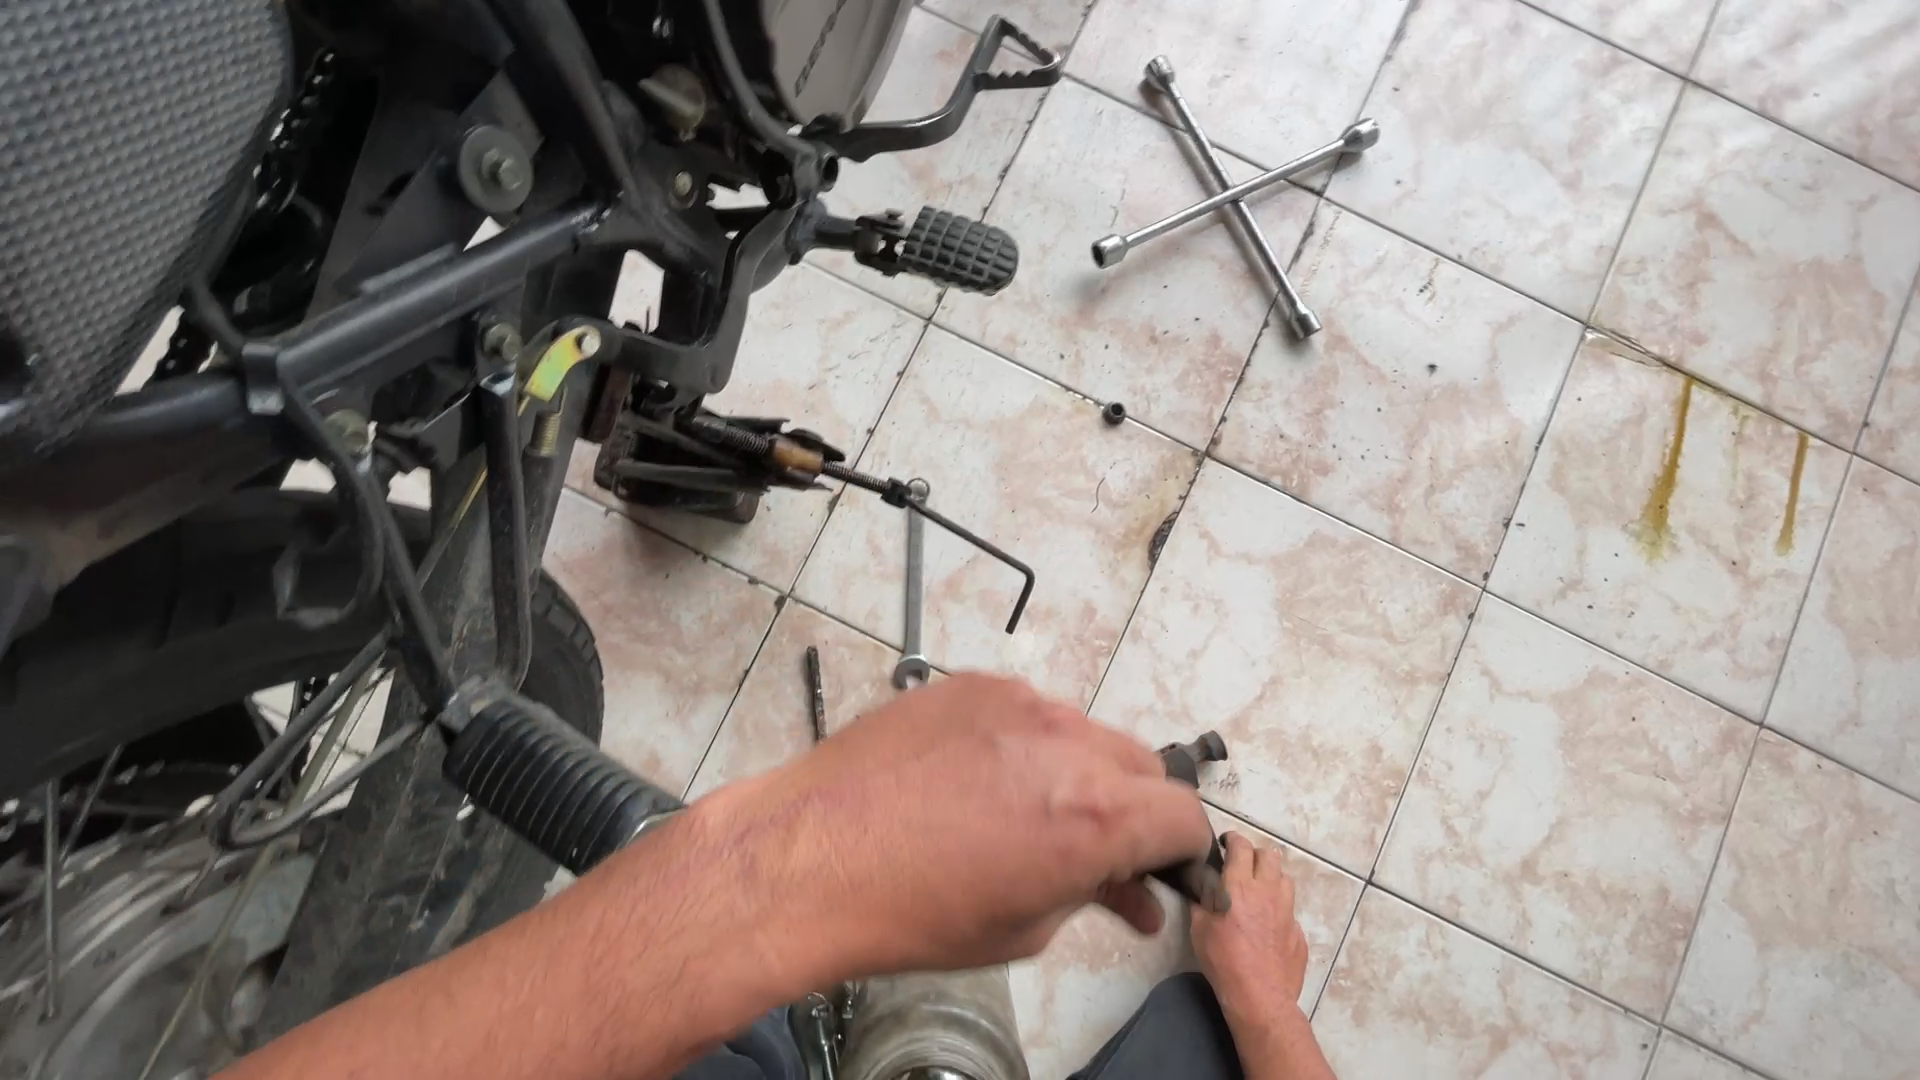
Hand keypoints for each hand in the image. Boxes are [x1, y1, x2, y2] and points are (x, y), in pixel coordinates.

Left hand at [690, 673, 1212, 979]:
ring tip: (1022, 807)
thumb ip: (1094, 893)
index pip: (1185, 815)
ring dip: (1078, 770)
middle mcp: (1066, 741)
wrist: (813, 852)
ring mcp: (1017, 700)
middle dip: (1133, 808)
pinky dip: (1026, 741)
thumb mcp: (1025, 925)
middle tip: (1090, 845)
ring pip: (1083, 731)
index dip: (1179, 850)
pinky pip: (1027, 709)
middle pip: (1143, 764)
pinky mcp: (972, 681)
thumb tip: (1132, 893)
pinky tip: (979, 772)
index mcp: (1094, 814)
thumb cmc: (917, 912)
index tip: (1154, 869)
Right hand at [1191, 833, 1309, 1019]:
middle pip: (1269, 856)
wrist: (1259, 998)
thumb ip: (1201, 900)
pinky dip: (1278, 911)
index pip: (1241, 846)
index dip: (1233, 839)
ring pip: (1285, 880)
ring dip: (1271, 878)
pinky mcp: (1299, 934)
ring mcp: (1287, 913)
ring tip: (1259, 890)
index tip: (1226, 843)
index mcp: (1239, 886)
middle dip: (1255, 854)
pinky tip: (1268, 925)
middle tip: (1243, 865)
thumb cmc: (1222, 960)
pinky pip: (1290, 912)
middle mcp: (1267, 892)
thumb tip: (1202, 886)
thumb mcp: (1198, 927)